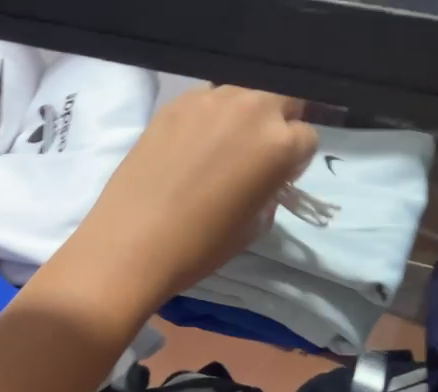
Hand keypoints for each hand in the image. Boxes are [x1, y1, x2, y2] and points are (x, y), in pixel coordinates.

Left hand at [44, 86, 317, 318]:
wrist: (131, 245)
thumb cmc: (198, 248)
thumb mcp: (251, 229)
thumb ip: (269, 194)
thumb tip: (265, 181)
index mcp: (280, 144)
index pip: (306, 139)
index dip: (292, 163)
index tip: (274, 181)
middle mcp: (252, 109)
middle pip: (280, 103)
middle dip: (273, 128)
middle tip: (249, 162)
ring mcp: (211, 100)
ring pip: (242, 97)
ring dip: (239, 120)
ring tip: (215, 155)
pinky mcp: (175, 103)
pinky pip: (205, 102)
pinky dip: (205, 120)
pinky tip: (186, 151)